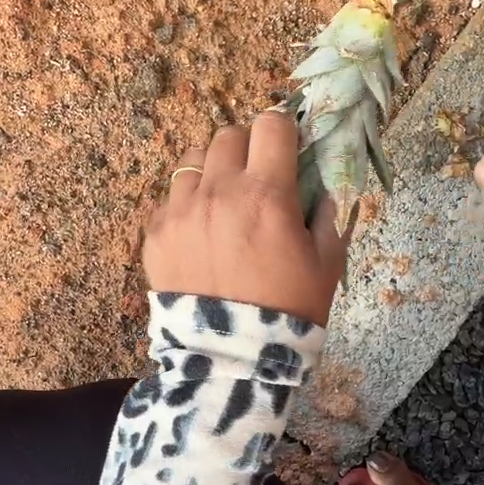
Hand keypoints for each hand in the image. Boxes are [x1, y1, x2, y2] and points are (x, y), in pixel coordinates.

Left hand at [144, 111, 347, 325]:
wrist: (232, 360)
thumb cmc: (289, 310)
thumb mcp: (327, 264)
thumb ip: (328, 215)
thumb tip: (321, 188)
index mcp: (266, 194)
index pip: (272, 124)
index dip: (284, 130)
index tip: (289, 148)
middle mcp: (219, 191)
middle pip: (228, 134)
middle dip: (248, 148)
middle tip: (258, 178)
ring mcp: (180, 211)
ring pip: (192, 159)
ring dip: (213, 169)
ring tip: (224, 201)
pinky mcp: (155, 234)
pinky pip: (170, 197)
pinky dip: (188, 204)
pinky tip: (202, 233)